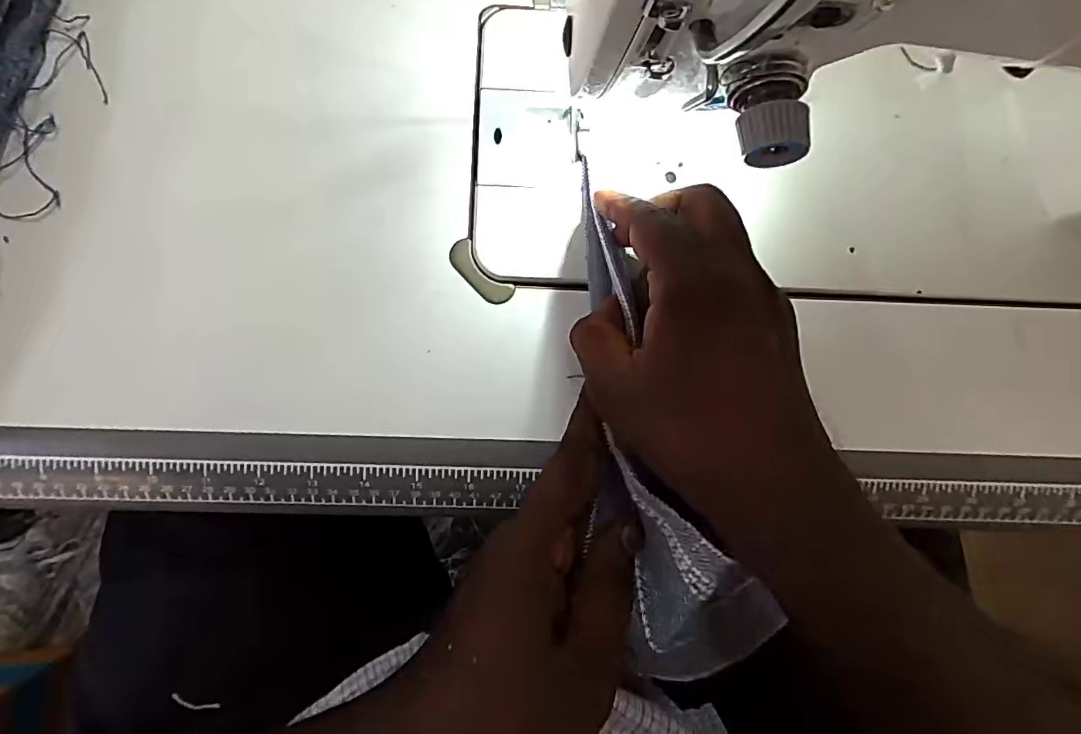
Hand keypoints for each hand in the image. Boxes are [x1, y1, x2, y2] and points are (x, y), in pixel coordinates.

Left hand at [300, 400, 639, 733]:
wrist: (436, 733)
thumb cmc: (512, 704)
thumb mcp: (581, 663)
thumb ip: (605, 591)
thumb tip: (623, 529)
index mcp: (530, 545)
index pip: (567, 470)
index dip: (588, 427)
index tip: (602, 383)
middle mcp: (514, 541)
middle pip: (565, 492)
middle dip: (600, 462)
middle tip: (643, 432)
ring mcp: (505, 562)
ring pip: (559, 523)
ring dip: (593, 502)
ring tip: (639, 479)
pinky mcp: (502, 584)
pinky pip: (549, 550)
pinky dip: (579, 539)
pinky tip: (607, 544)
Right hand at [568, 186, 855, 544]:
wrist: (778, 487)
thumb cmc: (692, 435)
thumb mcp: (614, 388)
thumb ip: (594, 334)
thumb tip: (609, 313)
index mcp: (695, 284)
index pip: (654, 221)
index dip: (622, 206)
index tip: (602, 203)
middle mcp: (737, 279)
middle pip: (705, 206)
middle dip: (661, 206)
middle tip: (627, 234)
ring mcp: (763, 299)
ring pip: (724, 235)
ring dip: (682, 237)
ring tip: (645, 281)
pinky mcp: (775, 323)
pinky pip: (734, 268)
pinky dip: (701, 265)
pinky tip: (676, 313)